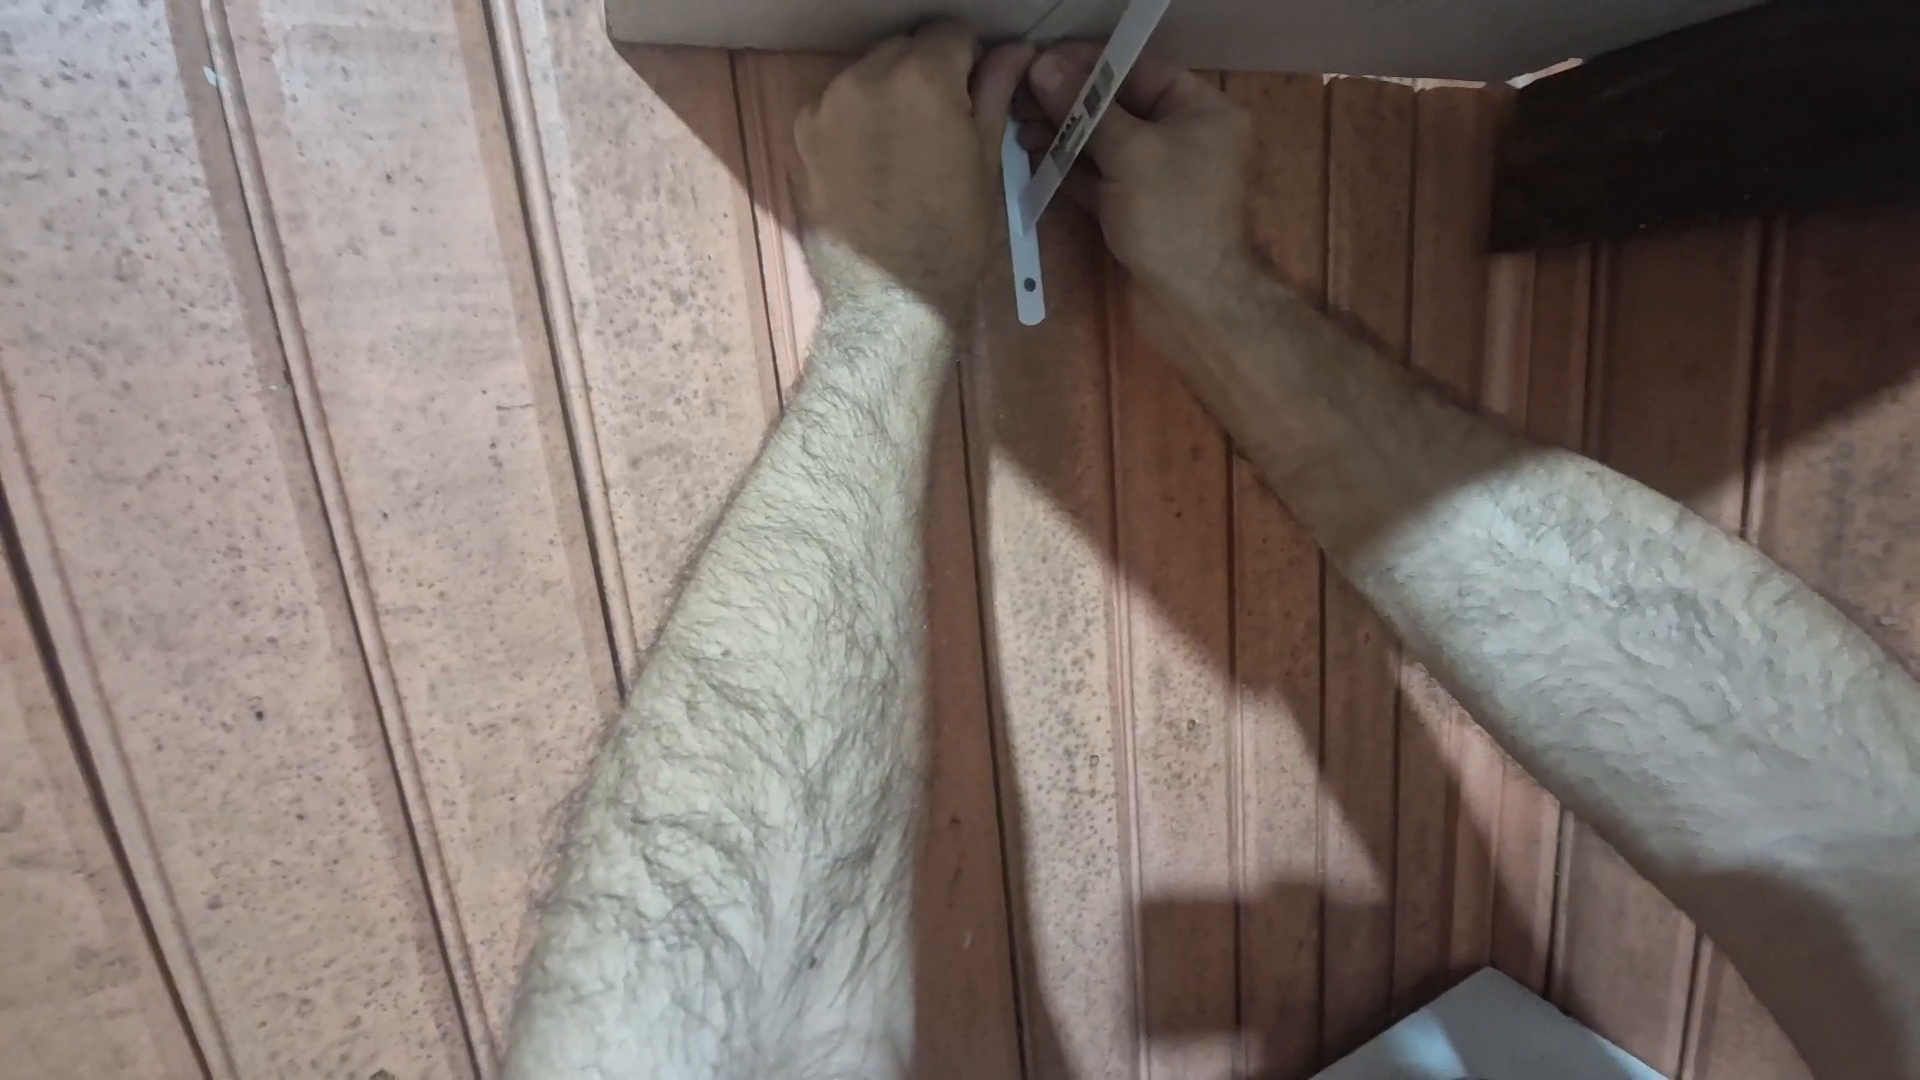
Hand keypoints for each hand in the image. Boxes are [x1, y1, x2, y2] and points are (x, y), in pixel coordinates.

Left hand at [795, 25, 1031, 321]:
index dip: (969, 64)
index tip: (973, 100)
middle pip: (904, 49)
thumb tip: (1012, 52)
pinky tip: (870, 171)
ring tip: (903, 157)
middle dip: (925, 77)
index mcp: (921, 78)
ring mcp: (825, 108)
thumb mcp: (987, 168)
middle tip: (940, 133)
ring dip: (888, 98)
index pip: (952, 33)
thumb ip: (994, 97)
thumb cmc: (952, 243)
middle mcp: (864, 77)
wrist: (891, 305)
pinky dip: (855, 125)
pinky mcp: (801, 140)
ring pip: (866, 77)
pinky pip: (836, 110)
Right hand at [1021, 45, 1254, 307]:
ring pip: (1104, 145)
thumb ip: (1087, 109)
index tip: (1040, 62)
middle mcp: (1180, 136)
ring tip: (1019, 129)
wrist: (1193, 298)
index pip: (1136, 69)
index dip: (1086, 64)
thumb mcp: (1132, 153)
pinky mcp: (1135, 209)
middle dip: (1068, 103)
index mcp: (1198, 108)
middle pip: (1116, 107)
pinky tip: (1037, 159)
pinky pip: (1100, 179)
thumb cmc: (1172, 217)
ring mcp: (1156, 176)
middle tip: (1019, 98)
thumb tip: (1044, 67)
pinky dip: (1071, 170)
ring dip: (1063, 136)